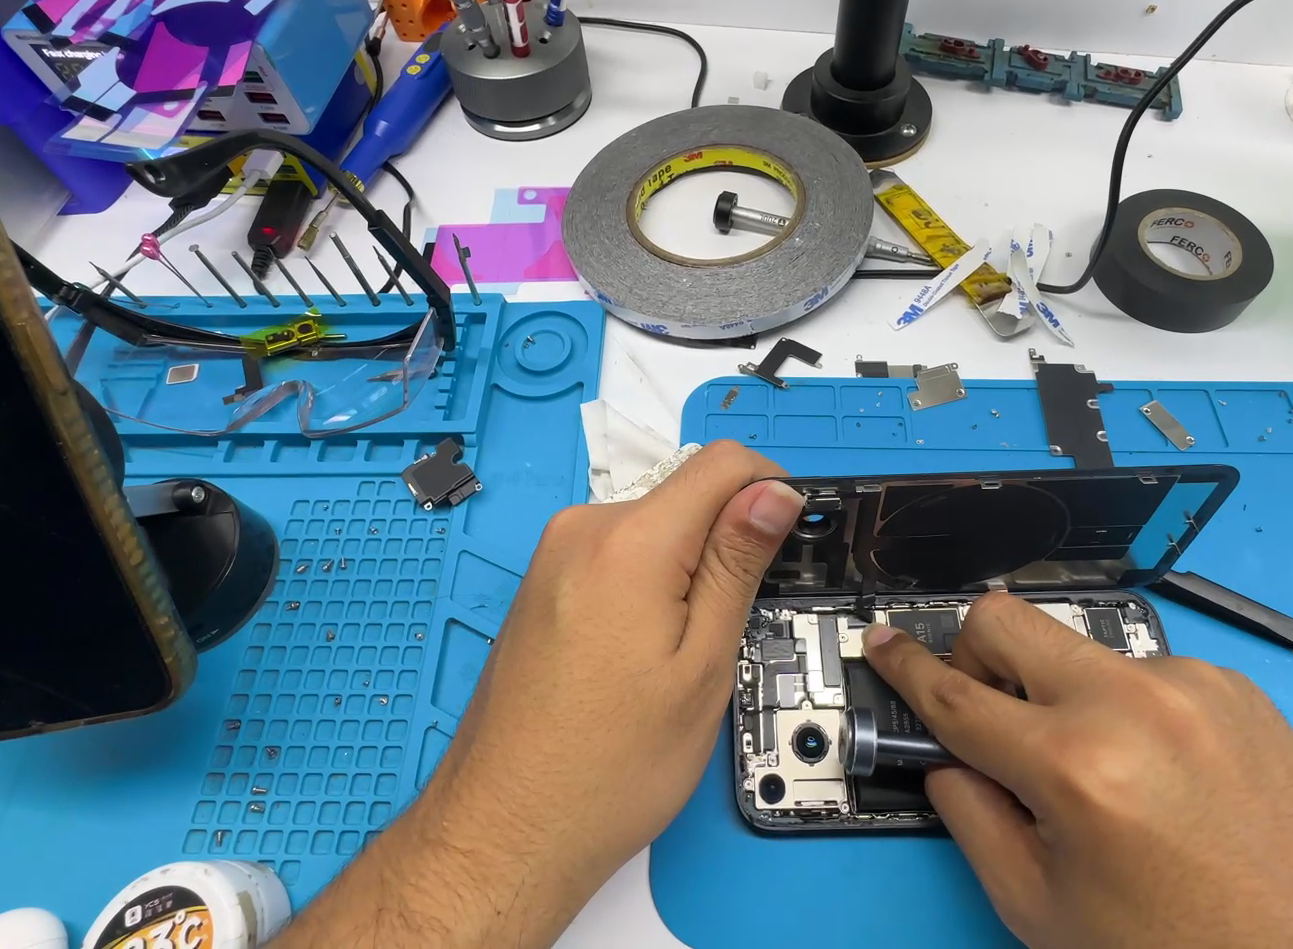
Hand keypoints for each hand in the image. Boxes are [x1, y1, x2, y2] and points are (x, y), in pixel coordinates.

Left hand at [275, 441, 801, 948]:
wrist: (505, 828)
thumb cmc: (615, 764)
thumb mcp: (702, 665)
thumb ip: (738, 564)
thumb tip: (774, 491)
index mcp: (629, 540)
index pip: (722, 462)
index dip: (769, 489)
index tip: (786, 543)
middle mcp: (581, 527)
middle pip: (685, 495)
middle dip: (724, 542)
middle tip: (725, 629)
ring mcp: (553, 553)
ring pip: (653, 526)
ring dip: (686, 567)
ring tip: (677, 651)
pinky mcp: (541, 580)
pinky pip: (615, 551)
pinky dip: (648, 580)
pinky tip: (639, 649)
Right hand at [862, 591, 1292, 948]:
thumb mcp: (1041, 909)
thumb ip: (969, 818)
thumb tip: (949, 757)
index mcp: (1077, 767)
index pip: (956, 694)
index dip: (904, 666)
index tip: (880, 641)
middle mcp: (1132, 703)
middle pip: (1004, 619)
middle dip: (975, 658)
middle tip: (996, 720)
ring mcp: (1189, 684)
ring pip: (1071, 647)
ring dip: (1054, 692)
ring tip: (1099, 766)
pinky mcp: (1233, 686)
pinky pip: (1138, 668)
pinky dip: (1119, 706)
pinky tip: (1158, 768)